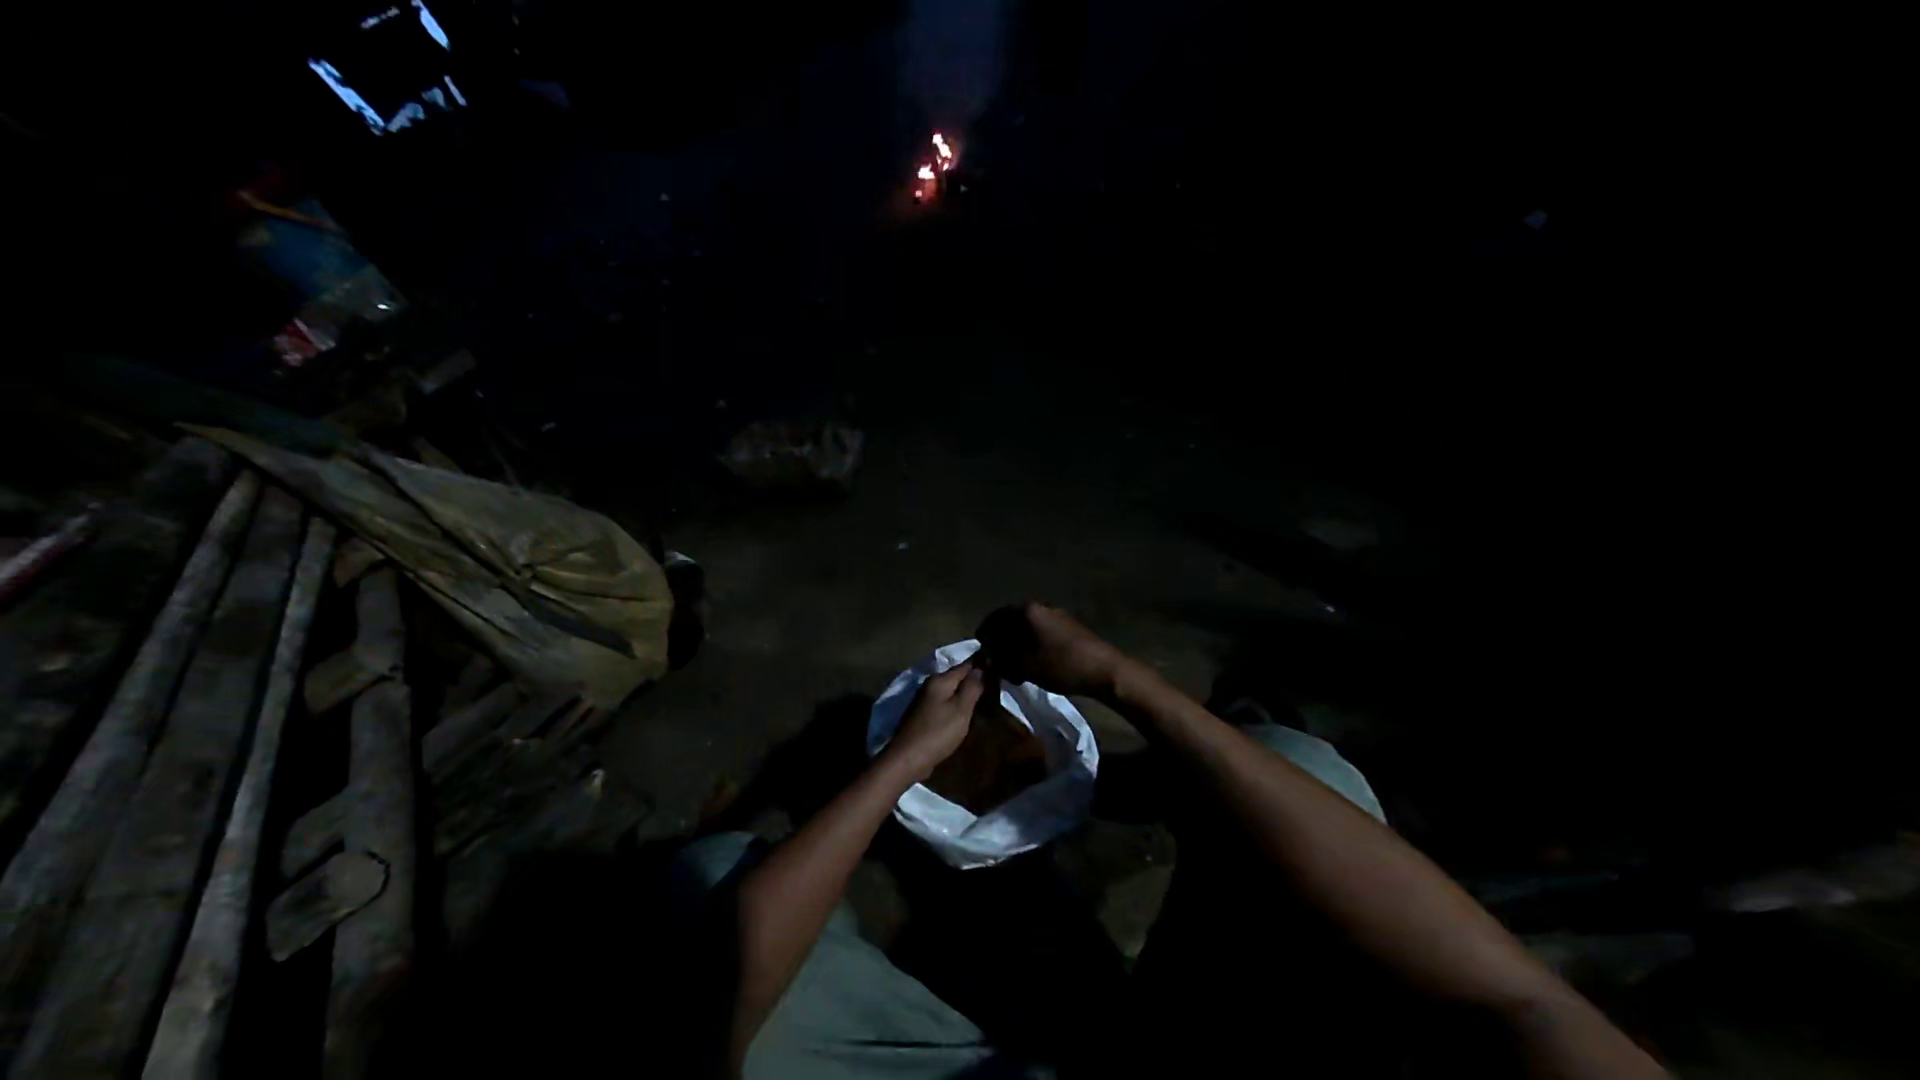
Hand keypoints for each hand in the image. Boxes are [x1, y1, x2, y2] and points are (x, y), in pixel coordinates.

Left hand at [883, 659, 986, 781]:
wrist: (907, 758)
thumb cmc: (938, 732)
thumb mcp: (960, 709)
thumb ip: (971, 688)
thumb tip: (980, 668)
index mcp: (939, 680)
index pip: (966, 665)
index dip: (982, 663)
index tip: (998, 664)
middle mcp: (930, 685)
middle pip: (957, 677)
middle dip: (974, 678)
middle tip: (995, 681)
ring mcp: (924, 700)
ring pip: (950, 691)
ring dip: (965, 692)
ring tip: (984, 696)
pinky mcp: (923, 715)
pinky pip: (944, 703)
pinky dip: (956, 704)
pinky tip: (965, 711)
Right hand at [976, 602, 1130, 699]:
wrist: (1103, 670)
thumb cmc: (1060, 665)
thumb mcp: (1023, 665)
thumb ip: (1001, 659)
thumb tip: (987, 657)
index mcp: (1027, 610)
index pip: (994, 618)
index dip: (985, 636)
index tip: (981, 652)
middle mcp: (1041, 606)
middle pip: (1011, 622)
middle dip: (1001, 642)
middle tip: (996, 662)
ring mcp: (1057, 615)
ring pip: (1027, 629)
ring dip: (1017, 646)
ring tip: (1014, 668)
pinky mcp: (1069, 627)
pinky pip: (1041, 634)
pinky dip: (1032, 647)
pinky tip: (1033, 665)